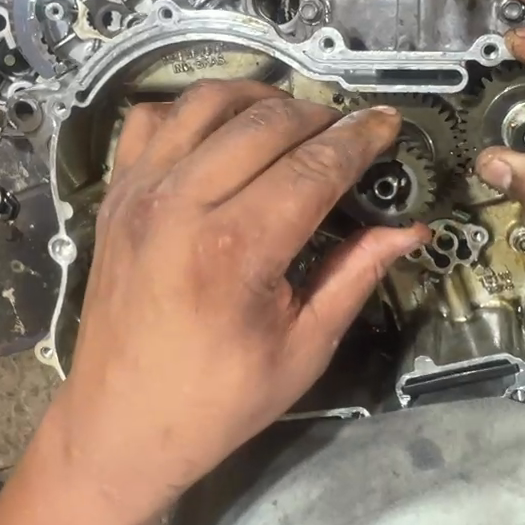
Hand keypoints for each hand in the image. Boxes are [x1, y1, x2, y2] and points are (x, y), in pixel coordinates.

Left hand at [41, 81, 428, 524]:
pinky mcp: (115, 193)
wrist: (118, 424)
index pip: (313, 168)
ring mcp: (139, 191)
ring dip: (260, 100)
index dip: (358, 140)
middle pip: (265, 123)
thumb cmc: (216, 401)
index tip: (387, 122)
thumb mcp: (302, 350)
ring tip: (293, 123)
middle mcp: (180, 204)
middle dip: (319, 117)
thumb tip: (409, 229)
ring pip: (206, 102)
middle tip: (348, 132)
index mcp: (234, 250)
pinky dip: (194, 111)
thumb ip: (354, 275)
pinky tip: (221, 133)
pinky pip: (153, 118)